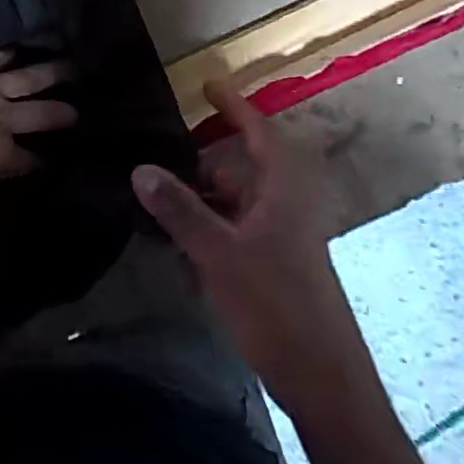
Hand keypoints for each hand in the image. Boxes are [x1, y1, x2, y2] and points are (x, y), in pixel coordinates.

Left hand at [0, 51, 76, 236]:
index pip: (33, 161)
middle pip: (43, 113)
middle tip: (81, 111)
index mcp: (1, 154)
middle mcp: (2, 116)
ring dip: (54, 73)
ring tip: (74, 67)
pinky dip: (9, 55)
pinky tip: (18, 52)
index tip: (55, 164)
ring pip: (28, 76)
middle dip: (65, 114)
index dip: (45, 164)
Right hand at [131, 82, 355, 407]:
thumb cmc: (276, 304)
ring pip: (235, 202)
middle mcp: (285, 203)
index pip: (258, 130)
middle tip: (157, 163)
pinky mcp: (275, 264)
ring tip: (157, 204)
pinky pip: (236, 231)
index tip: (206, 85)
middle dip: (200, 164)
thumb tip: (141, 168)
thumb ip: (180, 210)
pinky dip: (210, 229)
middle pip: (240, 168)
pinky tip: (179, 246)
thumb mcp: (219, 254)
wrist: (322, 378)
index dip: (234, 106)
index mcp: (282, 188)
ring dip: (201, 201)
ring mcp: (282, 236)